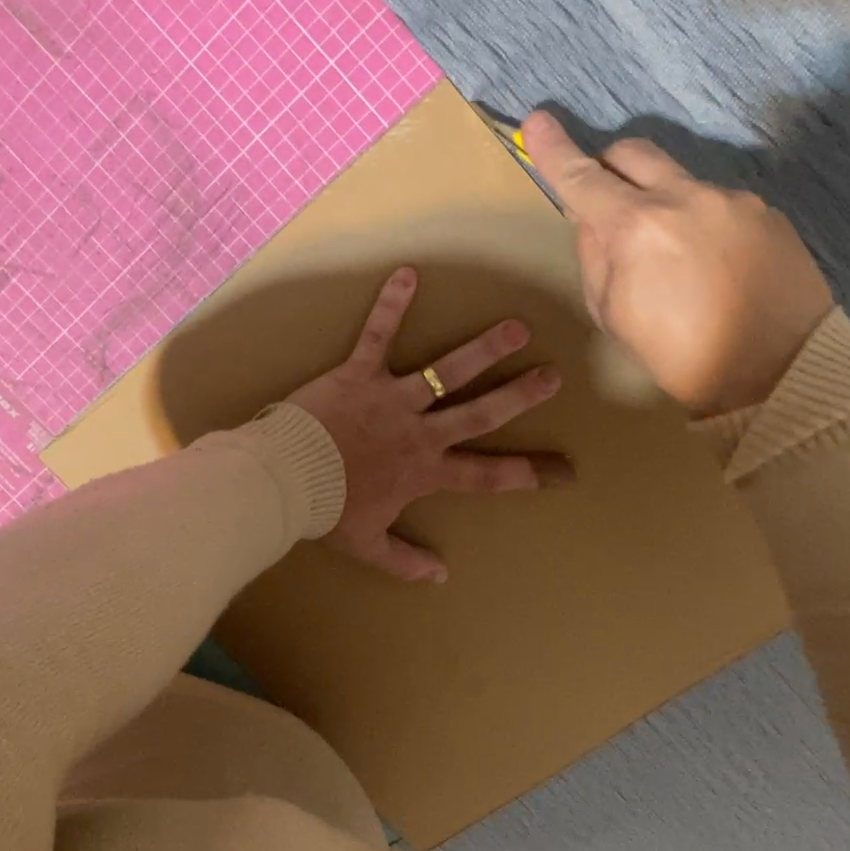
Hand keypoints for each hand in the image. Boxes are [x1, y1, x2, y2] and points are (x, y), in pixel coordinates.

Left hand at [286, 267, 570, 583]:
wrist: (286, 480)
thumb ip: (405, 561)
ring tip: (515, 328)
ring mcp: (392, 398)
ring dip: (483, 348)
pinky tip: (406, 273)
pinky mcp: (360, 373)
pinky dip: (391, 304)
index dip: (528, 474)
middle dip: (519, 395)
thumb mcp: (367, 544)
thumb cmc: (326, 511)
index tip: (563, 471)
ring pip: (447, 369)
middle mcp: (419, 431)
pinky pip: (378, 334)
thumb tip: (440, 577)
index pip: (488, 476)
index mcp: (424, 472)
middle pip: (480, 412)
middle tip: (553, 377)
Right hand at [520, 111, 834, 416]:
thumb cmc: (677, 353)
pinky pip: (714, 202)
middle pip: (633, 151)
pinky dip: (697, 221)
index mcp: (637, 228)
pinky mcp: (767, 212)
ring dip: (658, 201)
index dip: (553, 149)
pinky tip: (709, 263)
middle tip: (603, 200)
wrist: (783, 369)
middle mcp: (686, 198)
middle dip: (608, 166)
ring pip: (677, 179)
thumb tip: (594, 220)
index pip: (582, 177)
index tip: (536, 122)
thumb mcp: (611, 313)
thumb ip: (596, 255)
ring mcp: (733, 200)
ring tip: (670, 257)